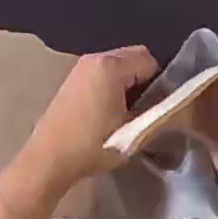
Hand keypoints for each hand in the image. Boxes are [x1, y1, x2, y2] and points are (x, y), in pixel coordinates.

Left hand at [4, 45, 158, 202]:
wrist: (48, 160)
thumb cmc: (93, 145)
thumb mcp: (133, 132)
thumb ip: (155, 113)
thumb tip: (169, 104)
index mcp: (110, 66)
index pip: (150, 61)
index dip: (159, 83)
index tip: (156, 107)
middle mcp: (93, 59)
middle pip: (131, 58)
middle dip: (142, 81)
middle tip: (143, 111)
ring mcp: (77, 69)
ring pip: (115, 67)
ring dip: (125, 85)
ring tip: (124, 115)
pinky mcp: (68, 83)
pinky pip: (99, 76)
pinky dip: (108, 88)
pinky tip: (104, 114)